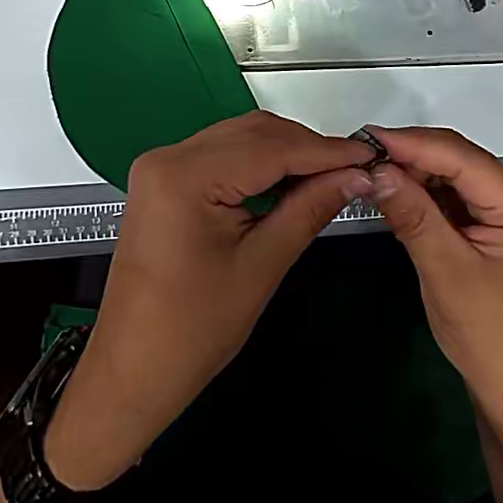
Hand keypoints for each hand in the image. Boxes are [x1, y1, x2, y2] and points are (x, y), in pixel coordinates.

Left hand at [44, 112, 373, 489]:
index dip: (326, 151)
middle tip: (353, 170)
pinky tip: (290, 180)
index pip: (271, 147)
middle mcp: (168, 158)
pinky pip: (223, 154)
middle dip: (308, 148)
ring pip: (240, 137)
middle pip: (254, 133)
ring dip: (286, 152)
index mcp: (184, 176)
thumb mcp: (262, 265)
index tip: (368, 157)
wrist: (134, 369)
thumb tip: (356, 177)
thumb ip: (310, 208)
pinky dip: (261, 162)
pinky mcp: (165, 179)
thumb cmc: (192, 330)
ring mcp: (162, 166)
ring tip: (330, 176)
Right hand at [366, 126, 502, 422]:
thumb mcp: (445, 273)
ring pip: (459, 179)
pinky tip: (402, 196)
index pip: (465, 160)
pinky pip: (460, 201)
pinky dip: (429, 197)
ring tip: (378, 173)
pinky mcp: (500, 232)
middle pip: (464, 164)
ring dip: (419, 175)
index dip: (416, 144)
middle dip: (415, 157)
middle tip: (367, 155)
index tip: (371, 137)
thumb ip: (413, 216)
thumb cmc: (490, 339)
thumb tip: (379, 171)